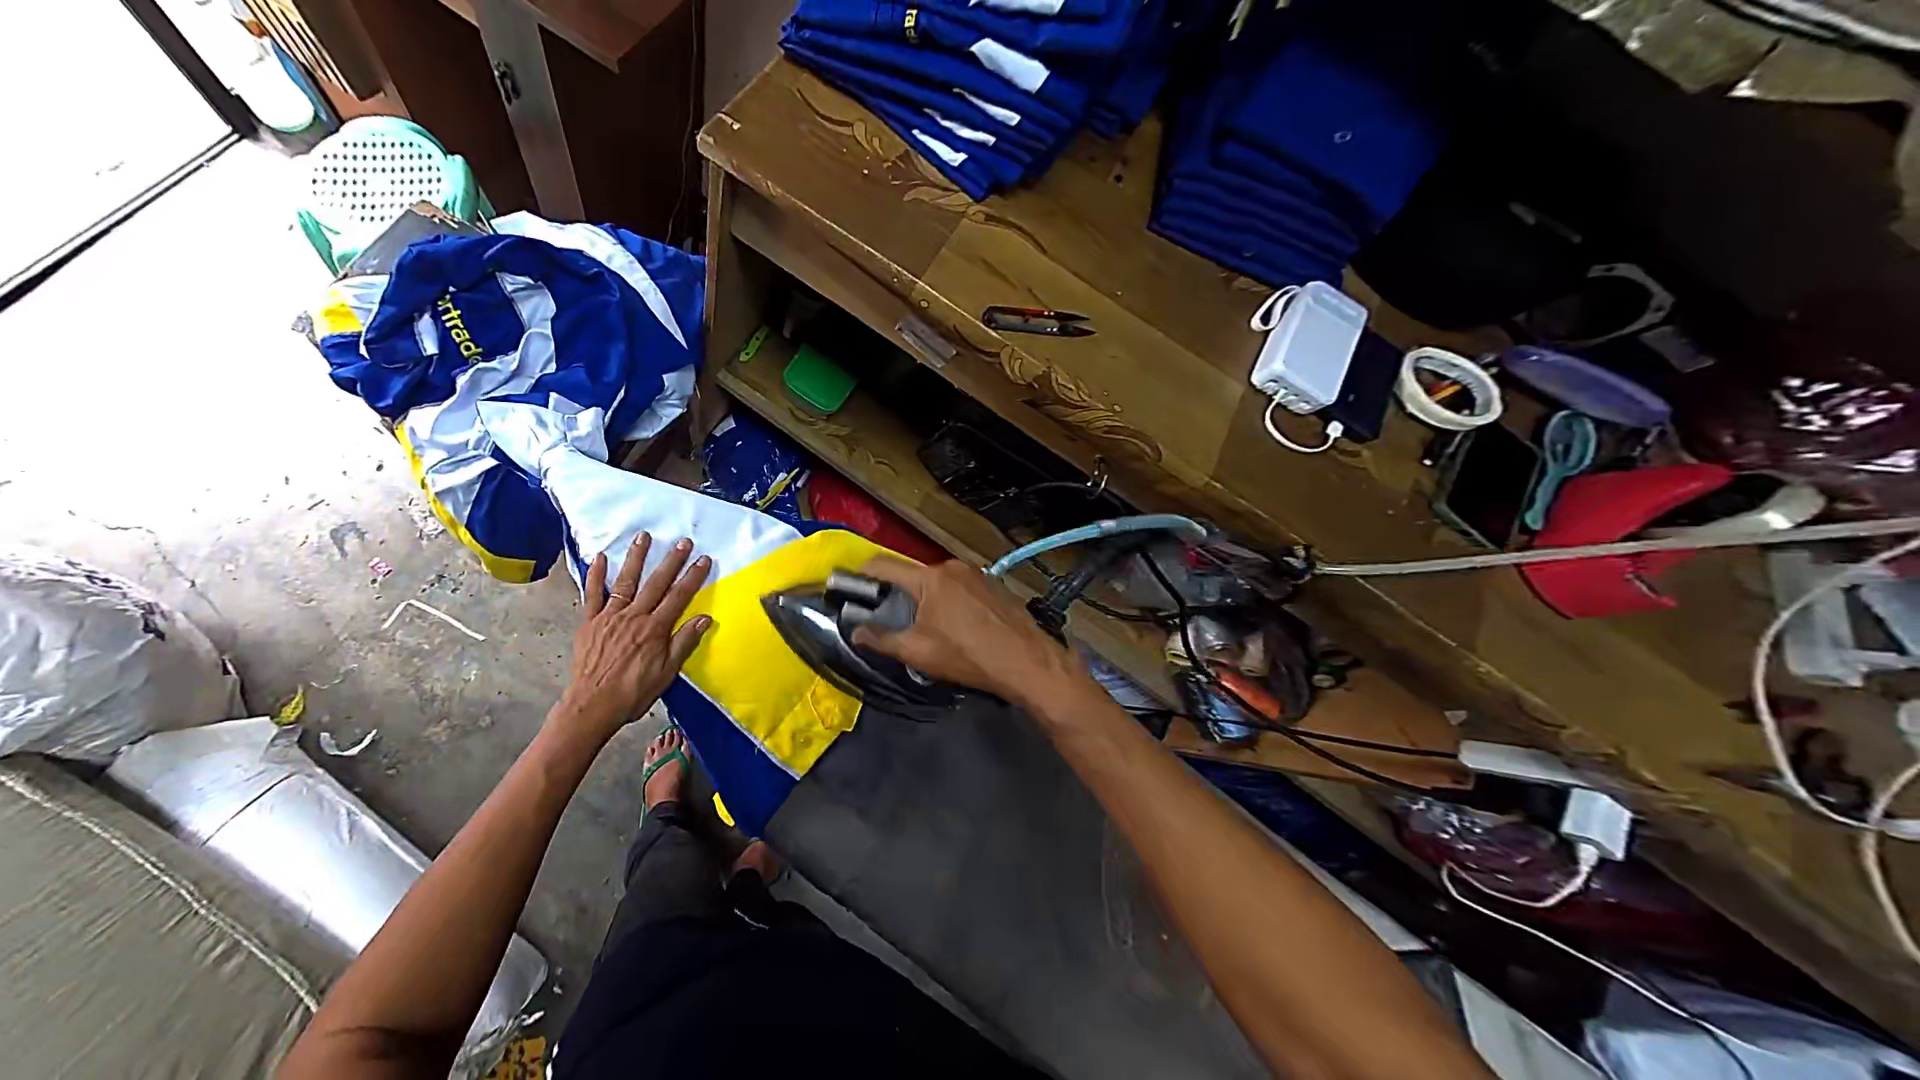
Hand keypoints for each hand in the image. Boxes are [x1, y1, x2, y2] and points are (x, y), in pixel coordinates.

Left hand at [553, 534, 712, 745]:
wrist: (592, 706)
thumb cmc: (633, 692)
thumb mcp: (667, 672)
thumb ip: (684, 642)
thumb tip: (704, 618)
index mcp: (655, 629)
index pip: (679, 597)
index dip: (692, 577)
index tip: (703, 559)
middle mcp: (633, 617)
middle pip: (656, 583)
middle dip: (671, 561)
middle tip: (682, 542)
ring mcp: (609, 617)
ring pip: (625, 582)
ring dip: (636, 558)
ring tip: (644, 537)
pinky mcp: (590, 622)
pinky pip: (592, 595)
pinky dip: (596, 575)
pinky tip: (602, 558)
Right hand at [850, 557, 1080, 706]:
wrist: (1027, 662)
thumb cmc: (968, 656)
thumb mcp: (919, 652)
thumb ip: (882, 639)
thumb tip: (856, 632)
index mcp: (930, 578)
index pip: (884, 565)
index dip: (862, 573)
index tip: (849, 585)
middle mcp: (952, 567)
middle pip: (913, 574)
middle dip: (898, 593)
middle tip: (890, 619)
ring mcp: (977, 574)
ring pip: (938, 582)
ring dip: (926, 599)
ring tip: (927, 627)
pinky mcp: (993, 585)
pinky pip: (960, 587)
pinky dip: (950, 601)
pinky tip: (957, 626)